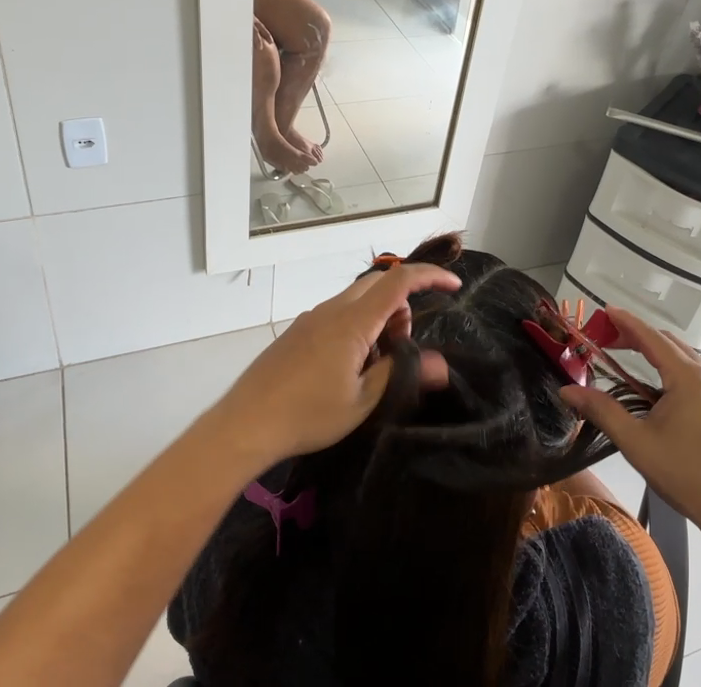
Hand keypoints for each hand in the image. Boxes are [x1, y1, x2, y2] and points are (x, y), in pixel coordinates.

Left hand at [210, 263, 458, 464]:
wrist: (246, 424)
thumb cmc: (309, 415)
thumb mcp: (364, 401)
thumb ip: (402, 373)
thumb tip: (442, 363)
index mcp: (352, 322)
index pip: (398, 281)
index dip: (430, 277)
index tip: (454, 286)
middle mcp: (330, 310)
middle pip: (377, 285)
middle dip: (403, 305)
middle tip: (406, 347)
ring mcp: (310, 319)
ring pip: (356, 301)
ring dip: (378, 319)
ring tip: (377, 365)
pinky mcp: (297, 332)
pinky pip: (337, 314)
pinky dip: (357, 327)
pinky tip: (349, 368)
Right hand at [560, 307, 700, 539]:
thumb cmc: (687, 475)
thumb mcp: (636, 442)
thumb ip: (602, 410)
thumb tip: (568, 390)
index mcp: (688, 377)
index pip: (651, 337)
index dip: (625, 322)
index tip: (604, 311)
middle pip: (669, 343)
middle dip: (638, 337)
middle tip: (608, 341)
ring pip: (686, 359)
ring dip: (657, 353)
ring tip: (630, 362)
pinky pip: (698, 375)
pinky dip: (674, 370)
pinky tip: (661, 391)